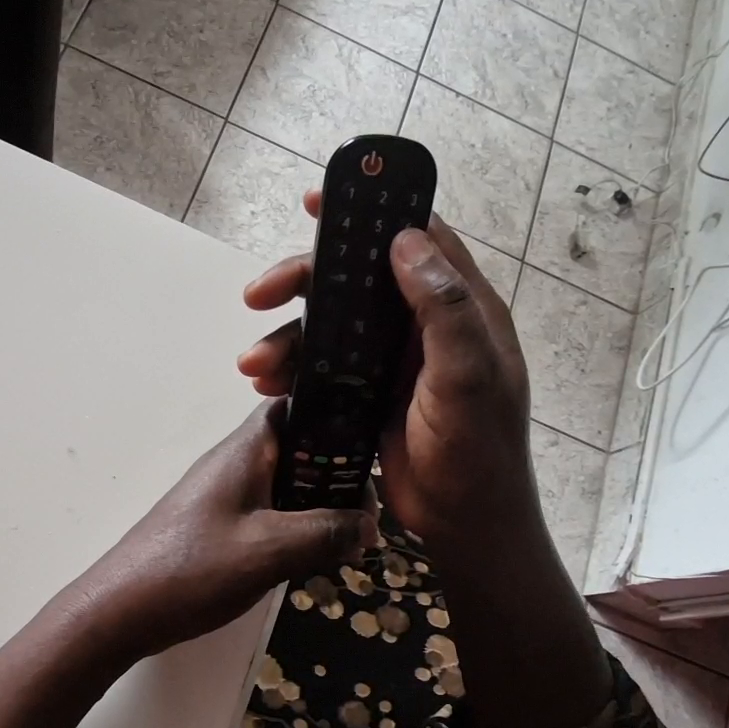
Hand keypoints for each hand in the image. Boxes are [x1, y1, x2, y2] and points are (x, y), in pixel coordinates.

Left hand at [65, 399, 377, 663]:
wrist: (119, 610)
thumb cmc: (193, 568)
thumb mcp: (270, 550)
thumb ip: (326, 533)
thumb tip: (371, 526)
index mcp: (248, 448)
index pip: (300, 401)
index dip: (341, 410)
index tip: (379, 441)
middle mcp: (237, 461)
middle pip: (300, 446)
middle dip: (338, 471)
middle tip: (370, 510)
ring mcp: (225, 493)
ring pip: (288, 483)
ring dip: (320, 504)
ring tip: (351, 538)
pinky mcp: (219, 524)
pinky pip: (271, 511)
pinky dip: (297, 525)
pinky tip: (314, 556)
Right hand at [238, 191, 538, 552]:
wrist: (463, 525)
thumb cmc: (476, 452)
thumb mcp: (469, 377)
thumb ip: (443, 309)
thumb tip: (404, 239)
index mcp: (459, 311)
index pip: (417, 241)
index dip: (370, 215)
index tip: (317, 202)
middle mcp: (423, 329)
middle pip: (357, 284)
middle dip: (304, 284)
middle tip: (257, 294)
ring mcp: (392, 364)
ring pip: (331, 329)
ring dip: (288, 338)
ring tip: (252, 364)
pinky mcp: (367, 397)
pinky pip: (322, 371)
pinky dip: (292, 373)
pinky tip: (265, 385)